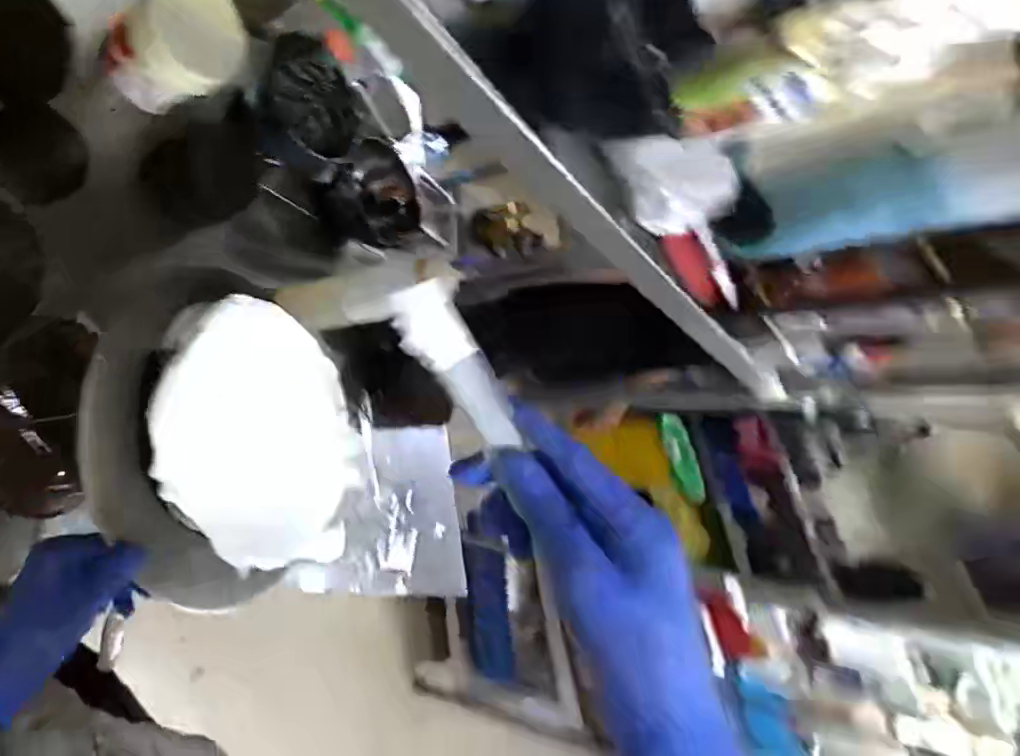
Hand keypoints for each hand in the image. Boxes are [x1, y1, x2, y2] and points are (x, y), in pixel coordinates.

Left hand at [0, 534, 145, 728]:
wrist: (7, 667)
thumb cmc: (48, 628)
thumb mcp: (87, 600)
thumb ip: (113, 572)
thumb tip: (139, 548)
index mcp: (55, 548)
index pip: (98, 542)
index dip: (120, 561)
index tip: (135, 585)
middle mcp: (46, 554)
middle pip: (90, 556)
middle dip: (111, 577)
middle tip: (128, 603)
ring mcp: (41, 573)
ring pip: (82, 572)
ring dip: (101, 589)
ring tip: (115, 611)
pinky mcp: (40, 593)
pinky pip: (71, 585)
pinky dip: (86, 597)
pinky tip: (94, 614)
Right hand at [486, 406, 739, 755]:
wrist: (661, 717)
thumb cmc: (625, 638)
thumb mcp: (578, 568)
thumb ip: (544, 508)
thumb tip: (508, 455)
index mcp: (633, 517)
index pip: (575, 458)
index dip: (534, 430)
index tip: (496, 405)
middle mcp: (625, 523)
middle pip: (557, 480)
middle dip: (510, 477)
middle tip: (460, 478)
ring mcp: (614, 547)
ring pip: (549, 505)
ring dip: (513, 509)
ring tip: (489, 532)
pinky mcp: (600, 568)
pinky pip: (554, 532)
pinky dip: (526, 532)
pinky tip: (510, 548)